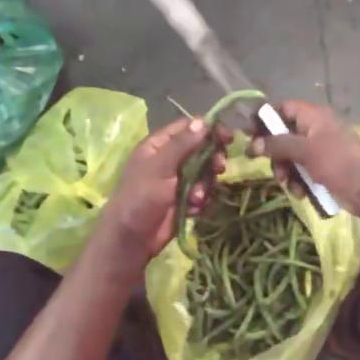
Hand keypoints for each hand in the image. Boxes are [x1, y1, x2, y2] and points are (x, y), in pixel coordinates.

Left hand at [95, 117, 219, 262]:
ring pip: (204, 173)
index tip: (227, 138)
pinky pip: (202, 193)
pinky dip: (200, 201)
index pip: (187, 127)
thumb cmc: (141, 197)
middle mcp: (168, 159)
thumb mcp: (161, 167)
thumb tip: (204, 121)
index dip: (208, 129)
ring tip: (195, 199)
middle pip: (200, 150)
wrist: (132, 238)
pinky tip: (192, 210)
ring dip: (204, 185)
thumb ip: (183, 144)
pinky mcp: (183, 200)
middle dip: (211, 160)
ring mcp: (176, 181)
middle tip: (219, 168)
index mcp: (158, 145)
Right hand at [251, 102, 359, 217]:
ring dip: (286, 171)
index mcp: (313, 116)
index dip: (266, 119)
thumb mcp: (305, 150)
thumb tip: (254, 143)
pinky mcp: (322, 167)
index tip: (251, 135)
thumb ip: (278, 144)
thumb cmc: (337, 162)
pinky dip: (298, 180)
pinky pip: (301, 170)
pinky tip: (301, 192)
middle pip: (283, 135)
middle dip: (275, 153)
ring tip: (289, 185)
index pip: (283, 108)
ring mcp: (319, 149)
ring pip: (290, 155)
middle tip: (269, 167)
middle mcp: (315, 129)